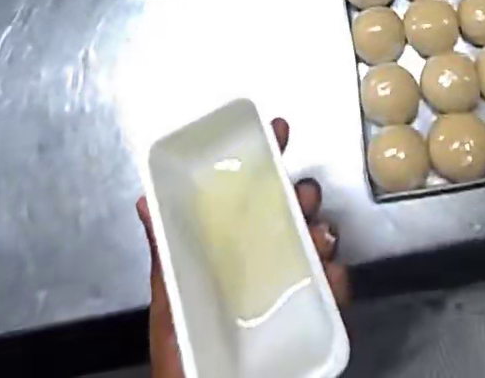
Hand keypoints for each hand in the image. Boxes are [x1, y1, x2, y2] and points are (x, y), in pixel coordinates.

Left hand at [135, 118, 349, 377]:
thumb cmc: (185, 358)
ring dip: (324, 231)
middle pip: (292, 212)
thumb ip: (166, 255)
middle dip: (303, 194)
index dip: (268, 158)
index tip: (280, 130)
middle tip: (303, 194)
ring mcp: (290, 289)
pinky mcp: (312, 319)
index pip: (250, 194)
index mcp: (230, 249)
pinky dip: (339, 279)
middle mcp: (263, 261)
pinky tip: (332, 277)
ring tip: (319, 238)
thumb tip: (145, 200)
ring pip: (318, 243)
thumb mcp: (171, 304)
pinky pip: (334, 290)